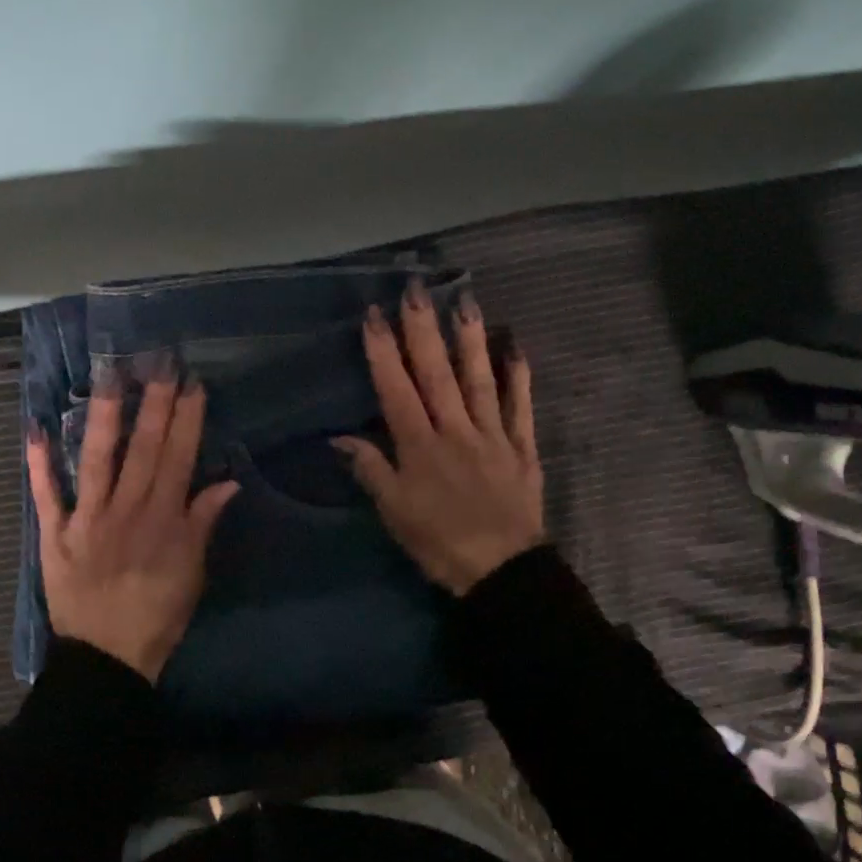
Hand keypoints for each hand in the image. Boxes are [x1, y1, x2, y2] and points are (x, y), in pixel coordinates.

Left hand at [27, 368, 241, 681]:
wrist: (106, 658)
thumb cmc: (156, 617)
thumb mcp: (191, 575)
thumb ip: (202, 525)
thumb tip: (225, 482)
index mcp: (162, 521)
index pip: (177, 459)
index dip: (185, 421)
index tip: (191, 384)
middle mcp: (125, 511)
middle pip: (142, 450)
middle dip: (152, 405)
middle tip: (157, 362)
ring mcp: (86, 520)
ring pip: (96, 461)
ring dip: (103, 418)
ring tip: (108, 378)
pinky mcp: (55, 535)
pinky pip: (46, 496)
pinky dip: (39, 464)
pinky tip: (34, 430)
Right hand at [333, 280, 544, 595]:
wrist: (501, 571)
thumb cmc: (438, 542)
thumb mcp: (393, 512)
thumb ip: (371, 469)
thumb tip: (340, 437)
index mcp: (418, 446)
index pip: (396, 389)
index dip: (383, 351)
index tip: (373, 315)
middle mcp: (454, 430)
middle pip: (436, 373)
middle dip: (423, 330)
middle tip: (416, 290)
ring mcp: (492, 435)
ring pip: (478, 379)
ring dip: (469, 339)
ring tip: (464, 301)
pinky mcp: (521, 448)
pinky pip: (520, 406)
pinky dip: (518, 376)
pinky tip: (514, 346)